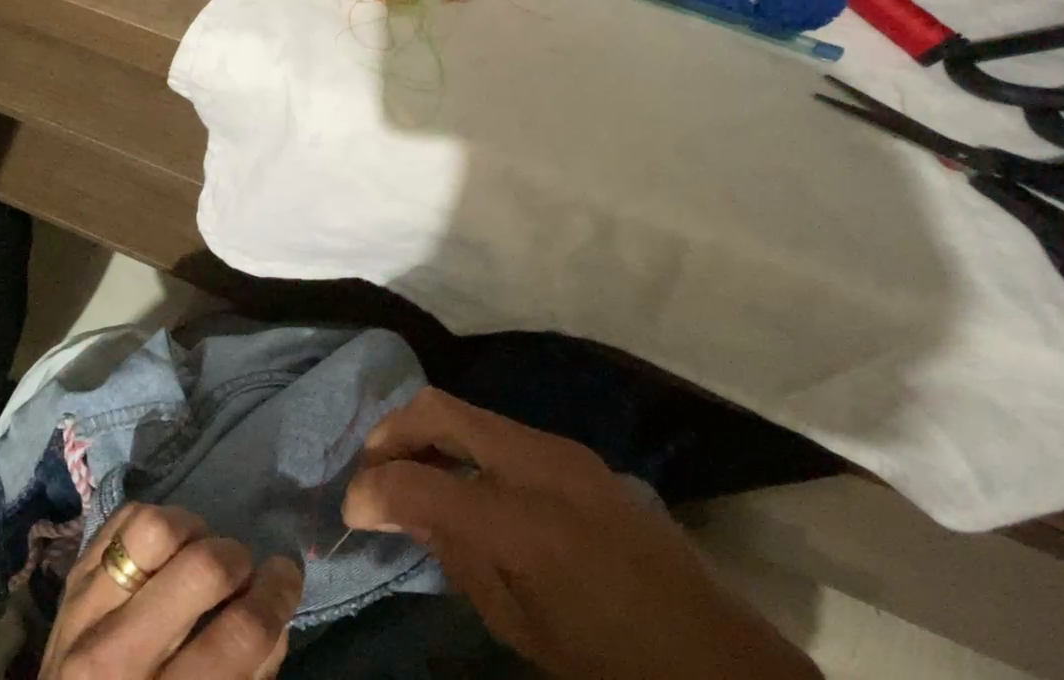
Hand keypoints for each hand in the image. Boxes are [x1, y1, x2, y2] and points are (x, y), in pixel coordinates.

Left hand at [41, 504, 301, 679]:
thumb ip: (252, 669)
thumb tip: (273, 607)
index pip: (240, 634)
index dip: (277, 597)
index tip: (287, 577)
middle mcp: (118, 653)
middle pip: (200, 569)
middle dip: (238, 560)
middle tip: (242, 572)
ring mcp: (85, 608)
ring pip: (154, 527)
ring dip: (193, 531)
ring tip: (200, 553)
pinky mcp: (72, 576)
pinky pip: (123, 518)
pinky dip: (156, 522)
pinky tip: (168, 549)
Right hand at [342, 390, 821, 679]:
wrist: (711, 655)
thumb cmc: (604, 653)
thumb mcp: (513, 618)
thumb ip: (449, 549)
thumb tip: (393, 506)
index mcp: (520, 520)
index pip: (415, 479)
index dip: (369, 489)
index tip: (352, 510)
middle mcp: (539, 464)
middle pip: (436, 408)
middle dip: (390, 433)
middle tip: (371, 471)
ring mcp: (562, 451)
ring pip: (466, 413)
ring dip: (426, 436)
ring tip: (410, 477)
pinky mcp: (576, 456)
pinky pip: (498, 432)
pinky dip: (462, 446)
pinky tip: (461, 484)